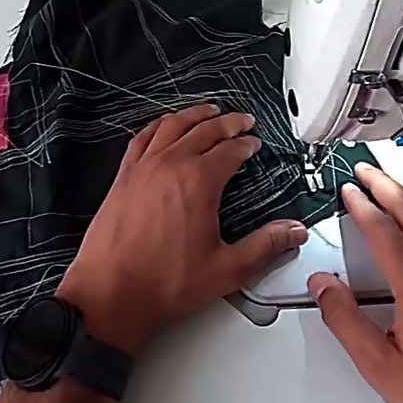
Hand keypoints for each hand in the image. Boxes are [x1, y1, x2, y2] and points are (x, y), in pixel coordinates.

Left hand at [57, 104, 309, 354]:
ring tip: (207, 111)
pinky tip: (162, 127)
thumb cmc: (161, 282)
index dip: (246, 143)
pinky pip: (141, 139)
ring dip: (193, 115)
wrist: (111, 292)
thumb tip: (291, 231)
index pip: (230, 150)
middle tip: (241, 120)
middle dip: (227, 122)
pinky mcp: (122, 178)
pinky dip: (157, 126)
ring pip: (171, 126)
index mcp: (197, 182)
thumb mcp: (226, 269)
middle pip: (203, 130)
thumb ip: (264, 246)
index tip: (253, 143)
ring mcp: (141, 169)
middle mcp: (168, 166)